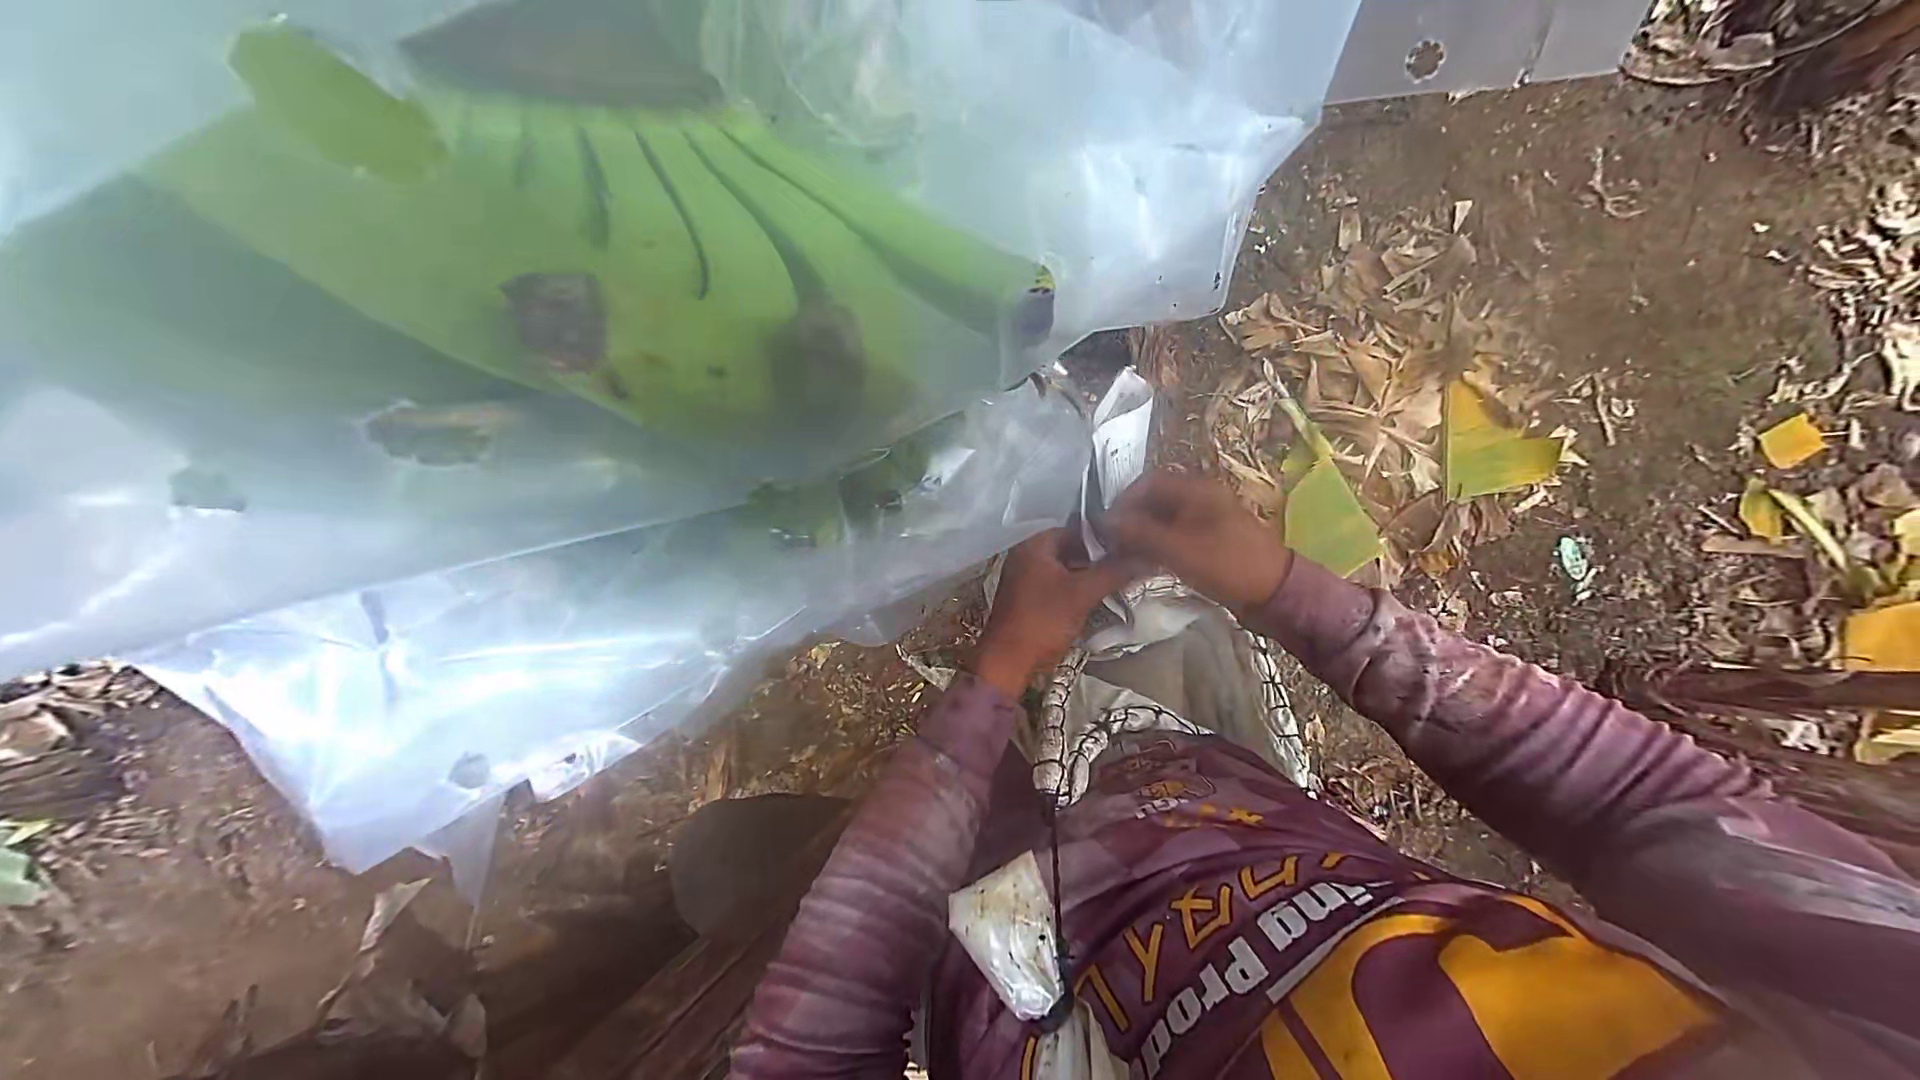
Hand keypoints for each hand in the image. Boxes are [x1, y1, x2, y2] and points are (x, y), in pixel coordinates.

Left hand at [971, 529, 1139, 697]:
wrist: (1008, 662)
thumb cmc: (1042, 621)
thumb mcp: (1083, 593)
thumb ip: (1114, 571)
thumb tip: (1145, 556)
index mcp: (1033, 544)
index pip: (1075, 527)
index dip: (1103, 536)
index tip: (1129, 546)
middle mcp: (1025, 554)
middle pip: (1070, 547)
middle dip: (1098, 557)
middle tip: (1127, 564)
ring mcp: (1025, 577)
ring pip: (1065, 567)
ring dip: (1088, 573)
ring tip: (1118, 579)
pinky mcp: (1028, 598)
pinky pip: (1057, 584)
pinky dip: (1076, 587)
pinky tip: (1096, 596)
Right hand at [1108, 469, 1292, 615]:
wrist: (1274, 594)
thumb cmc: (1226, 564)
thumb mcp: (1178, 548)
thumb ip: (1139, 532)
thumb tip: (1105, 522)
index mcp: (1197, 490)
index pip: (1148, 482)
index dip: (1123, 500)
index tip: (1107, 525)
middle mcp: (1201, 499)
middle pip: (1154, 501)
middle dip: (1130, 519)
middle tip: (1112, 544)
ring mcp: (1207, 520)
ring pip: (1163, 520)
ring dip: (1142, 535)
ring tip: (1124, 556)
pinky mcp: (1210, 542)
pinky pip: (1175, 536)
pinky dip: (1157, 546)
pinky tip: (1146, 564)